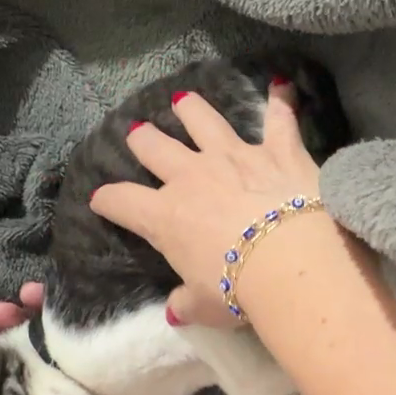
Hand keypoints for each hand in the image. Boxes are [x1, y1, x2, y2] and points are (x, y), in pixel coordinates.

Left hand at [0, 283, 196, 394]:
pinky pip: (101, 326)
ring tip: (24, 296)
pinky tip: (64, 294)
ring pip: (63, 330)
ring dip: (41, 310)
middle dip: (11, 324)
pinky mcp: (122, 356)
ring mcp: (94, 367)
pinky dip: (84, 308)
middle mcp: (63, 382)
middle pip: (32, 344)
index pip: (8, 372)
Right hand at [92, 80, 323, 326]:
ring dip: (193, 109)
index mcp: (164, 217)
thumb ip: (188, 303)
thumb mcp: (206, 307)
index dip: (109, 200)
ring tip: (185, 100)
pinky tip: (283, 84)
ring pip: (204, 120)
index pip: (121, 201)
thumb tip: (177, 310)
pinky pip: (280, 119)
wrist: (291, 261)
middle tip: (140, 135)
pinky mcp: (279, 150)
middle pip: (155, 148)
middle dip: (144, 140)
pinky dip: (282, 101)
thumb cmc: (239, 290)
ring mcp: (236, 157)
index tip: (104, 200)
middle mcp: (192, 176)